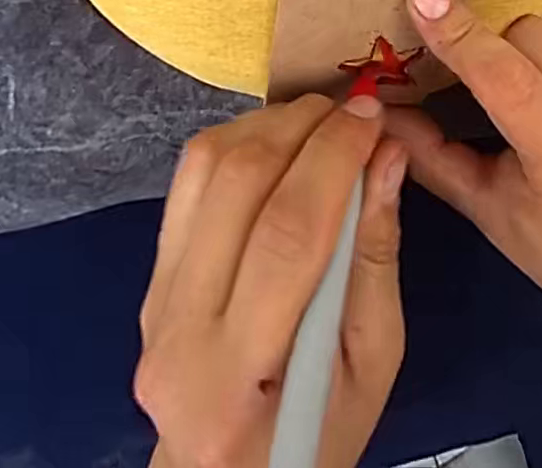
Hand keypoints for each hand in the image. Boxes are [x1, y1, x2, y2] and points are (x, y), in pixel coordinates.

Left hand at [136, 94, 408, 467]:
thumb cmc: (315, 430)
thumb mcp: (375, 357)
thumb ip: (378, 252)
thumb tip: (389, 157)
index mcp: (236, 376)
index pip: (290, 233)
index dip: (336, 158)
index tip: (372, 116)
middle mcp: (177, 328)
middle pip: (242, 185)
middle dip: (306, 127)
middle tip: (354, 111)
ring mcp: (154, 292)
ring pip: (208, 166)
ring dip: (271, 123)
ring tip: (321, 120)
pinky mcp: (152, 267)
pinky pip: (191, 176)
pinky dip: (241, 138)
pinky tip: (279, 139)